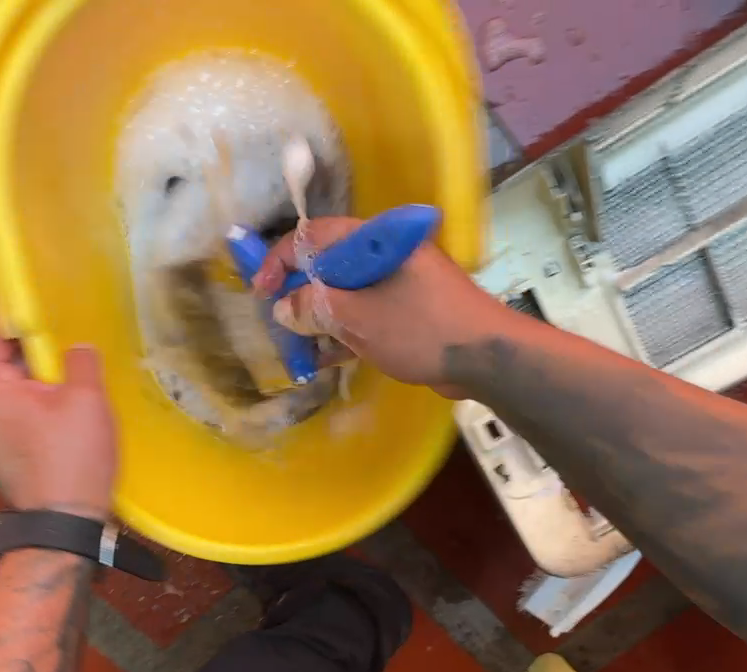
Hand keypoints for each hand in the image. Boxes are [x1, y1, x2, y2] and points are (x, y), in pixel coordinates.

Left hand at [0, 321, 115, 520]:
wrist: (65, 525)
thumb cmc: (73, 458)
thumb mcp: (87, 400)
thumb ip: (80, 360)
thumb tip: (76, 348)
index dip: (16, 318)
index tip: (52, 320)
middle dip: (36, 353)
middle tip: (73, 356)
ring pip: (12, 390)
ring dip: (42, 382)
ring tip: (77, 388)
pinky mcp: (5, 454)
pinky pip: (18, 415)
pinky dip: (40, 407)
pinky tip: (70, 417)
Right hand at [253, 216, 516, 395]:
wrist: (485, 357)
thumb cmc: (421, 328)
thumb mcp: (359, 318)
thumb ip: (315, 308)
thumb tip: (284, 306)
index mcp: (373, 240)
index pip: (313, 237)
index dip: (279, 260)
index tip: (261, 291)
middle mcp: (384, 254)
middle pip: (327, 267)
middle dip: (298, 297)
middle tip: (279, 325)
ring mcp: (398, 284)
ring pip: (346, 296)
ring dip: (319, 321)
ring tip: (297, 350)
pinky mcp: (407, 312)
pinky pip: (366, 316)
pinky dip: (344, 333)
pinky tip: (323, 360)